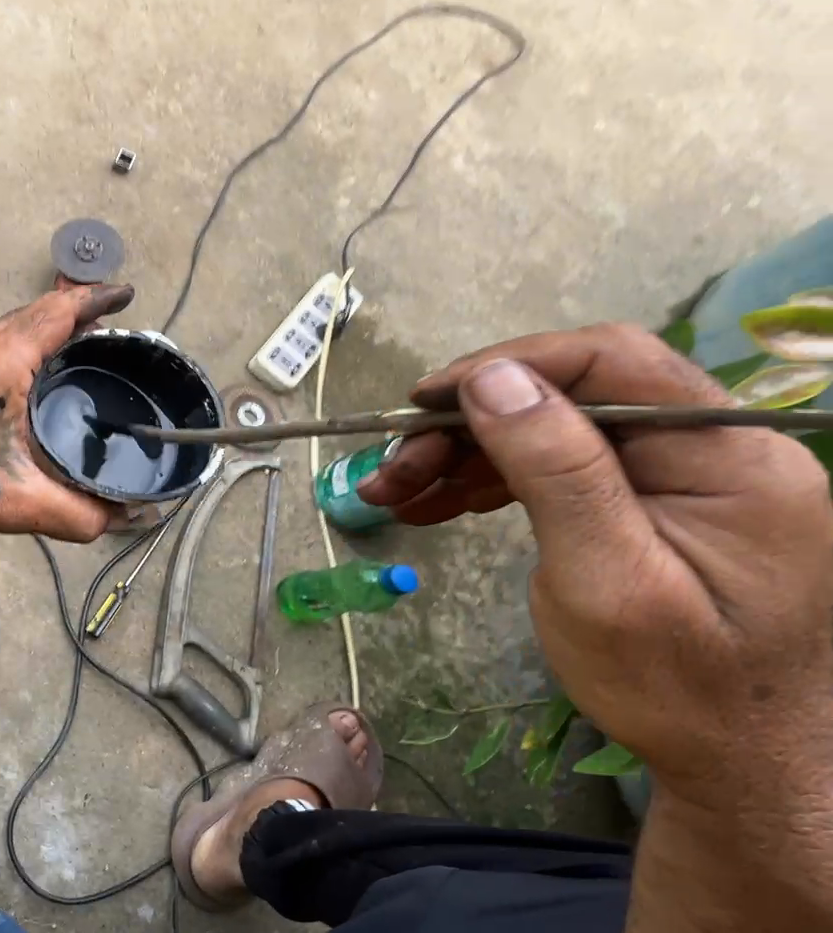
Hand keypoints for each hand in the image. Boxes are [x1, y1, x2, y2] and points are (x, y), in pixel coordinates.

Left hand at [0, 283, 136, 543]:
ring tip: (78, 351)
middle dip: (77, 314)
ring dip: (46, 331)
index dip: (97, 298)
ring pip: (11, 328)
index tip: (127, 295)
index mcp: (3, 358)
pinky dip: (22, 348)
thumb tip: (121, 518)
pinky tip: (30, 379)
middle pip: (36, 313)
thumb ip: (81, 514)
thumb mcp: (21, 503)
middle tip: (112, 331)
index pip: (60, 310)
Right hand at [358, 323, 832, 801]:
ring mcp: (680, 475)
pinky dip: (484, 478)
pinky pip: (552, 465)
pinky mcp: (647, 501)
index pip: (612, 361)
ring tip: (393, 493)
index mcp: (729, 457)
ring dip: (460, 454)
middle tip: (392, 469)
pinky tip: (433, 503)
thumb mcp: (605, 580)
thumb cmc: (675, 686)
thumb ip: (557, 471)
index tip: (420, 403)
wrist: (736, 766)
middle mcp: (713, 449)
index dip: (506, 366)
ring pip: (545, 429)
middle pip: (565, 396)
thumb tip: (491, 378)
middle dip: (465, 425)